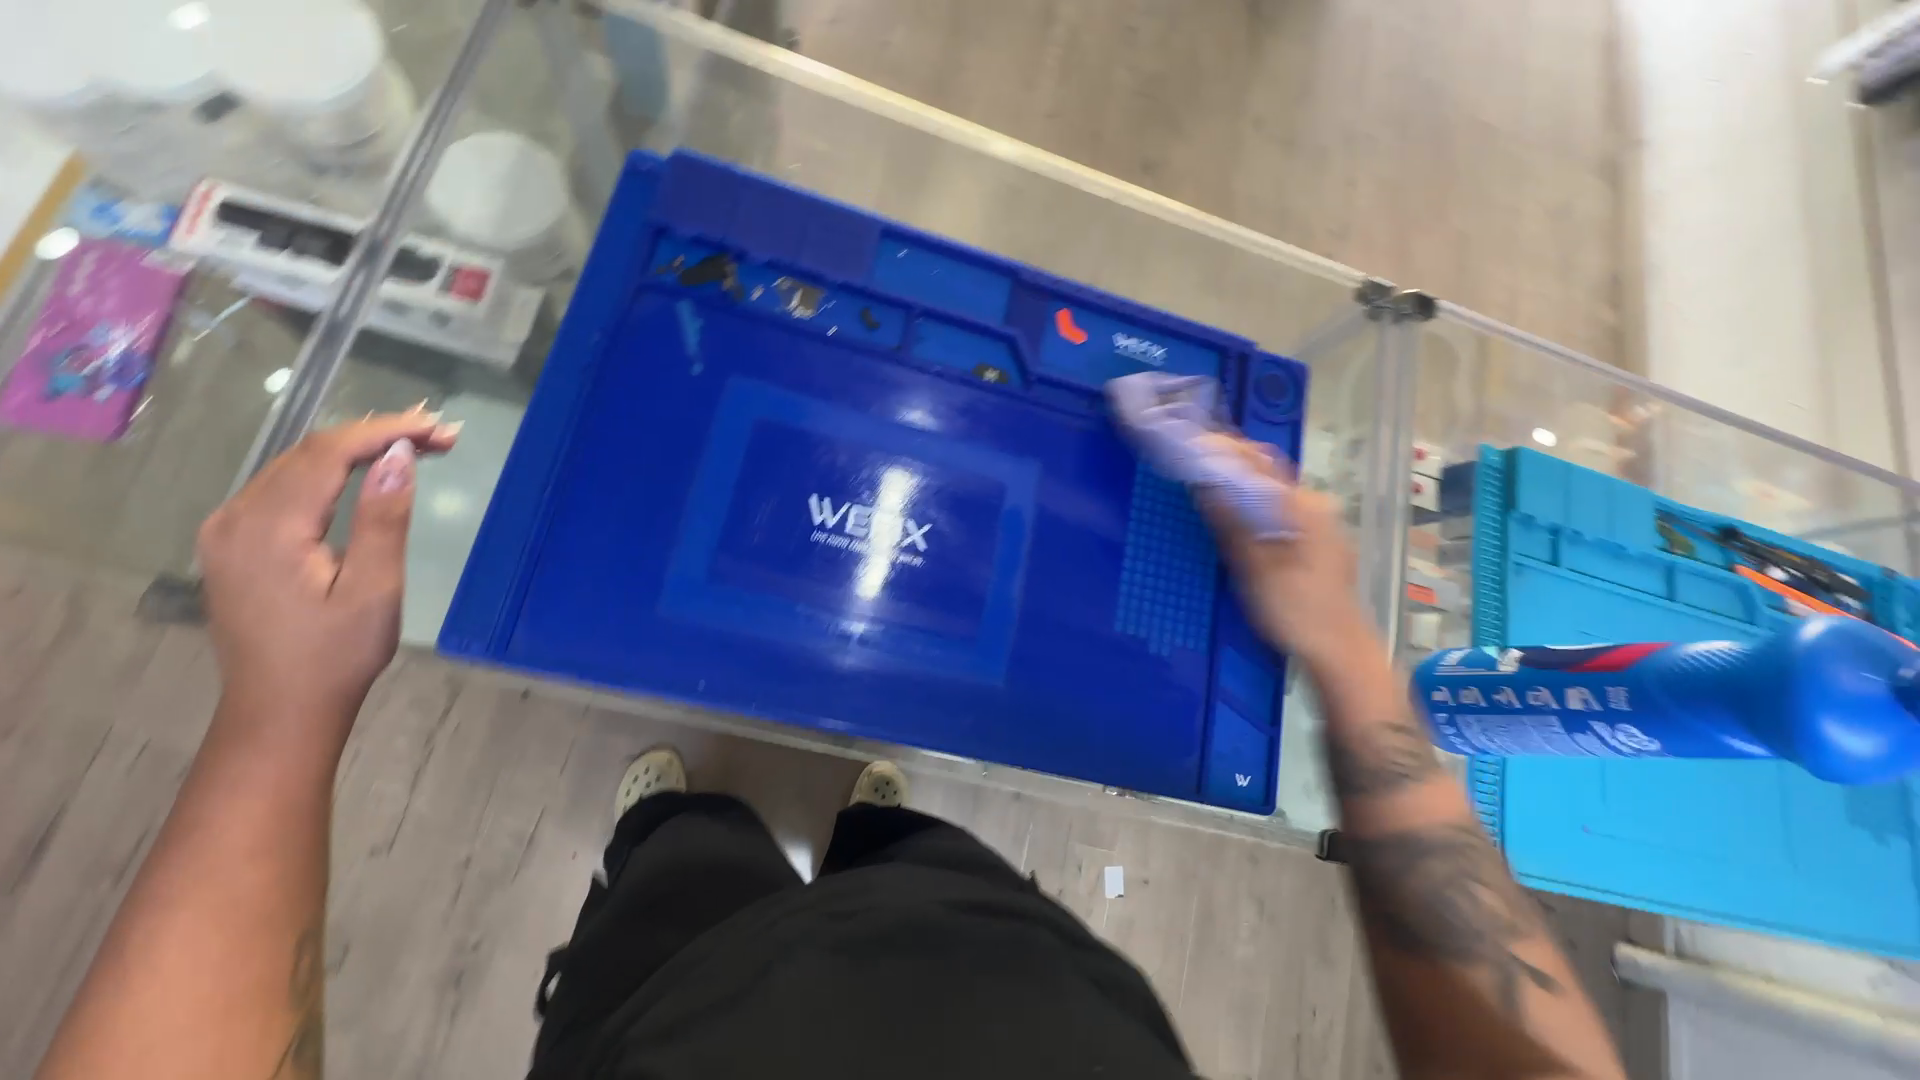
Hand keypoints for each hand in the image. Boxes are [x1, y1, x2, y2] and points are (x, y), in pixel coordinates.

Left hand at [197, 412, 458, 736]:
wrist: (281, 708)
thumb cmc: (337, 654)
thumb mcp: (374, 589)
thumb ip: (383, 518)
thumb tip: (399, 455)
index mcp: (269, 527)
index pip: (329, 452)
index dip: (386, 431)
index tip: (440, 428)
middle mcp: (235, 516)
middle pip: (309, 452)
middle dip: (375, 436)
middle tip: (439, 435)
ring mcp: (227, 529)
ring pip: (294, 465)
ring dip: (353, 450)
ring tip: (413, 445)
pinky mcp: (233, 542)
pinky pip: (282, 487)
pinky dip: (327, 471)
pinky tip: (361, 473)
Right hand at [1193, 433, 1373, 667]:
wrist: (1340, 654)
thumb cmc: (1298, 612)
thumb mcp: (1257, 569)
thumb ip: (1232, 523)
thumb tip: (1205, 483)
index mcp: (1304, 507)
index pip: (1260, 463)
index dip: (1225, 452)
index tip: (1193, 446)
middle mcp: (1316, 508)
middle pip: (1267, 478)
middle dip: (1231, 469)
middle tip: (1193, 470)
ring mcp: (1321, 527)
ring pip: (1273, 498)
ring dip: (1242, 493)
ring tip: (1206, 493)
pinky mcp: (1318, 546)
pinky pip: (1280, 516)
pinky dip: (1255, 513)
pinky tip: (1235, 525)